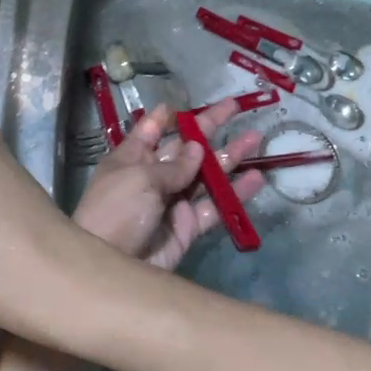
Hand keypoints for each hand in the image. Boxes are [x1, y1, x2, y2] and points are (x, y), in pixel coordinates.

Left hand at [73, 98, 264, 270]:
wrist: (113, 268)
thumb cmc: (116, 211)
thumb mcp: (140, 179)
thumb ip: (173, 166)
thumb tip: (197, 149)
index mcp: (133, 157)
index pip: (153, 128)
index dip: (171, 115)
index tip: (191, 102)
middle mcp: (153, 175)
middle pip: (186, 147)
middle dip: (210, 128)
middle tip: (237, 107)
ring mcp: (172, 202)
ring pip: (206, 174)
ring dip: (229, 156)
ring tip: (256, 139)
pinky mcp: (188, 227)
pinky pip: (215, 206)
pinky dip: (235, 194)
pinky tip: (256, 179)